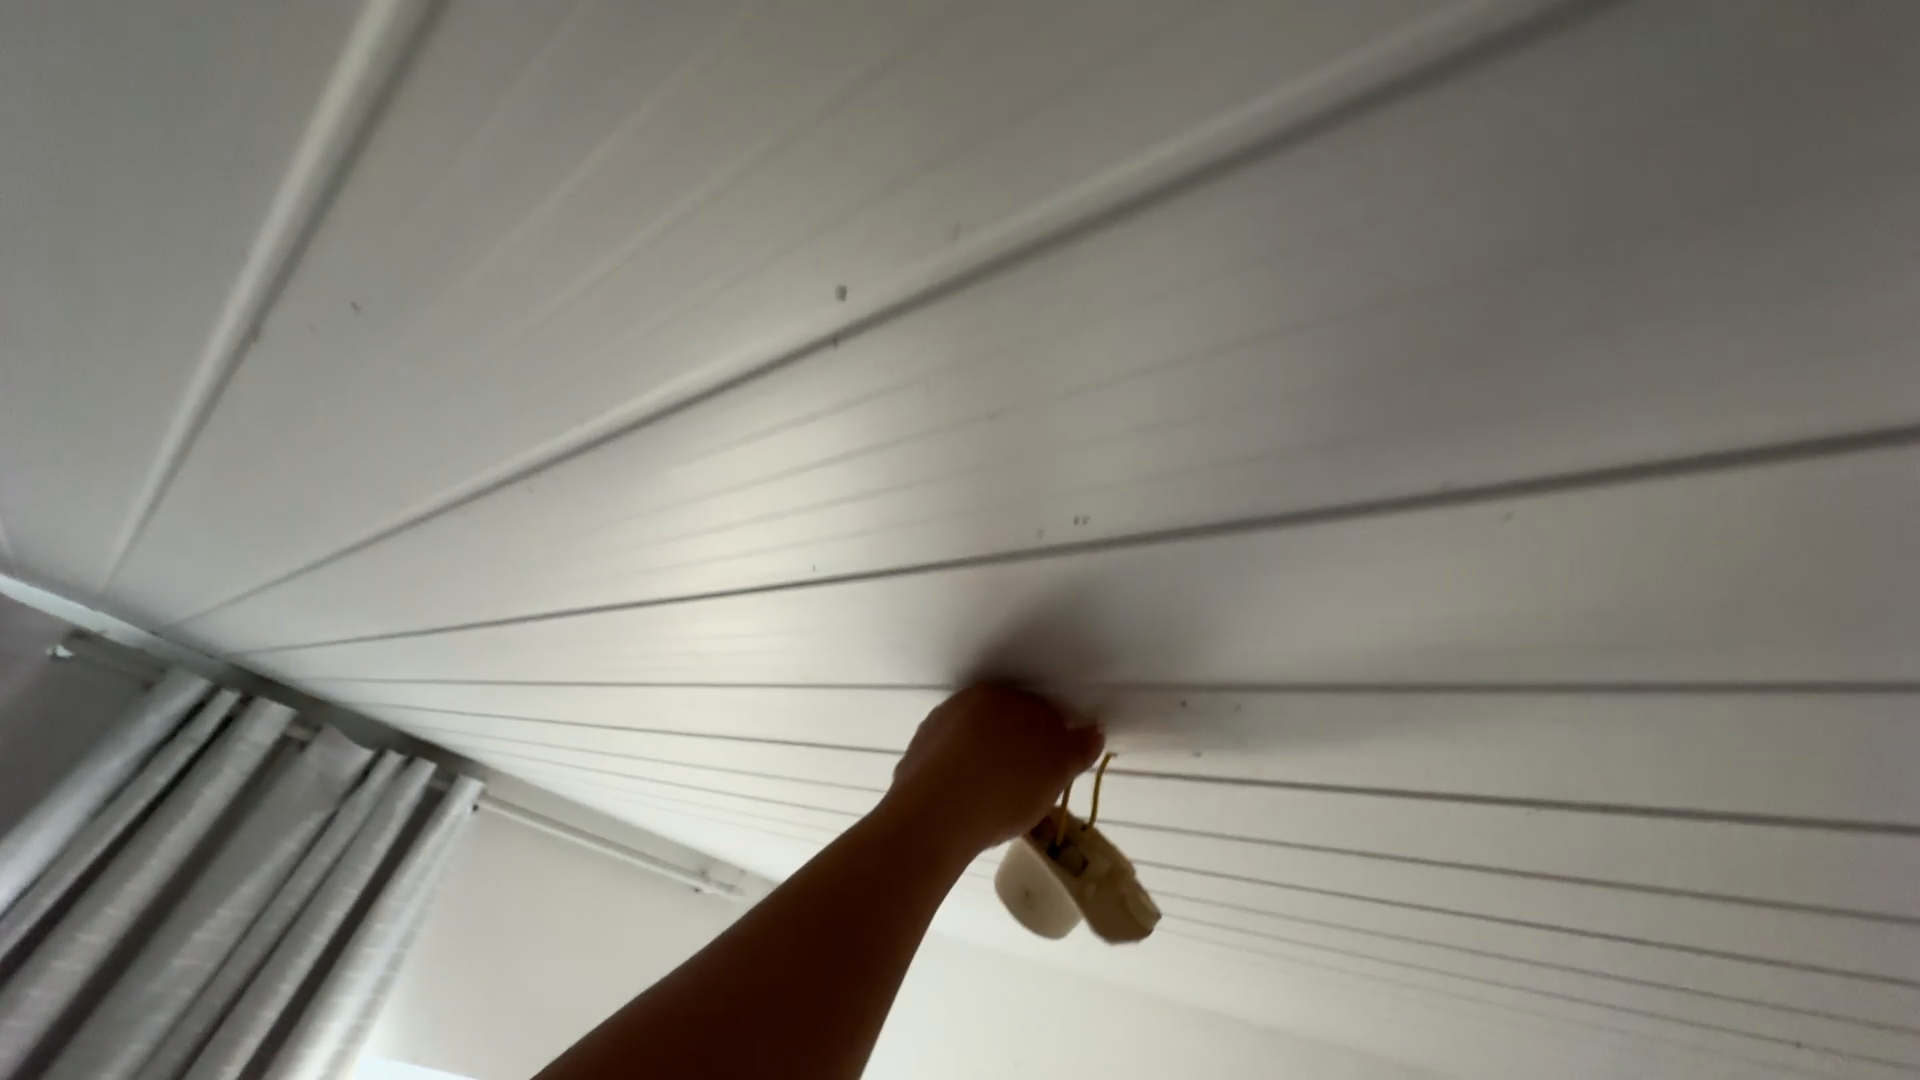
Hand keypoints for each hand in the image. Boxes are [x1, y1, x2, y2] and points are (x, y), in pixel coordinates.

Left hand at [882, 684, 1104, 857]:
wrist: (934, 814)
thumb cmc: (1005, 789)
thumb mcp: (1055, 773)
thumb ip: (1077, 748)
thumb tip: (1093, 730)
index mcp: (1010, 698)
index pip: (1044, 710)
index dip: (1056, 740)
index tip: (1056, 771)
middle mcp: (973, 699)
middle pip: (1007, 720)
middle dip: (1021, 746)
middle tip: (1029, 785)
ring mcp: (941, 721)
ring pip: (976, 737)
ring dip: (988, 758)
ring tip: (996, 797)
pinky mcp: (918, 748)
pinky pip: (950, 756)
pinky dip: (961, 771)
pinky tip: (967, 799)